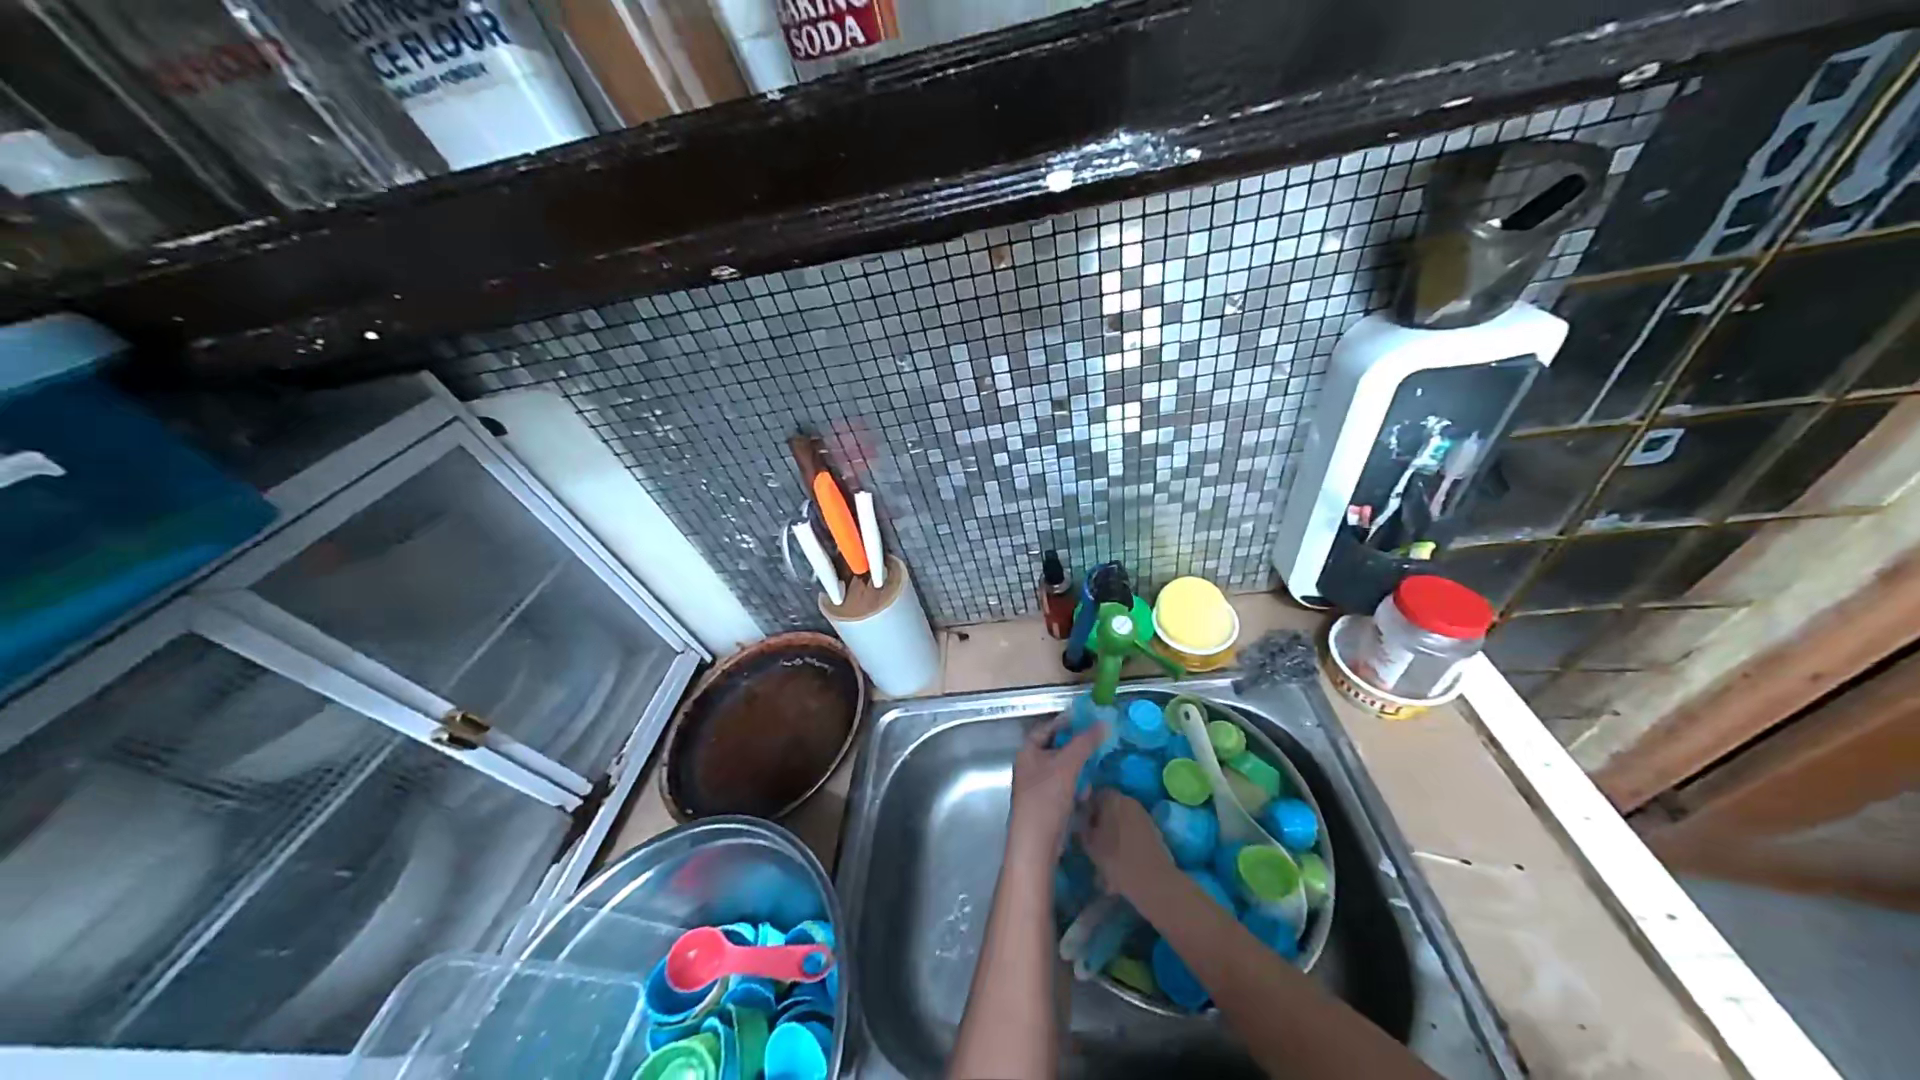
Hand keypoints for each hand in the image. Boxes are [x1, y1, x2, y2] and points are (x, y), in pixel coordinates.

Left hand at [1007, 713, 1102, 861]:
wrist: (1036, 844)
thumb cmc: (1046, 799)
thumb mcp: (1066, 766)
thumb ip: (1084, 743)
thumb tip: (1103, 723)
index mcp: (1027, 752)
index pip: (1046, 728)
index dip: (1065, 722)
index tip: (1087, 720)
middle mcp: (1030, 766)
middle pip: (1056, 748)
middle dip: (1076, 748)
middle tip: (1097, 744)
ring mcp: (1038, 786)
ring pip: (1063, 769)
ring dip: (1078, 769)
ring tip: (1092, 772)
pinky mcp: (1048, 804)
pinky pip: (1065, 787)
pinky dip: (1076, 787)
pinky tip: (1085, 794)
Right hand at [1080, 789, 1176, 899]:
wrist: (1153, 880)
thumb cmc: (1116, 858)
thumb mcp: (1089, 843)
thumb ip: (1082, 827)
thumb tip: (1081, 821)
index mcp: (1112, 798)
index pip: (1094, 795)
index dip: (1086, 810)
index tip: (1081, 826)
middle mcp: (1129, 801)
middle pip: (1109, 807)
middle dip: (1100, 821)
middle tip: (1092, 840)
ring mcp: (1144, 815)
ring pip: (1122, 820)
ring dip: (1113, 833)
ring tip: (1106, 854)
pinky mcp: (1154, 831)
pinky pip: (1133, 832)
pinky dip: (1126, 841)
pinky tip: (1121, 859)